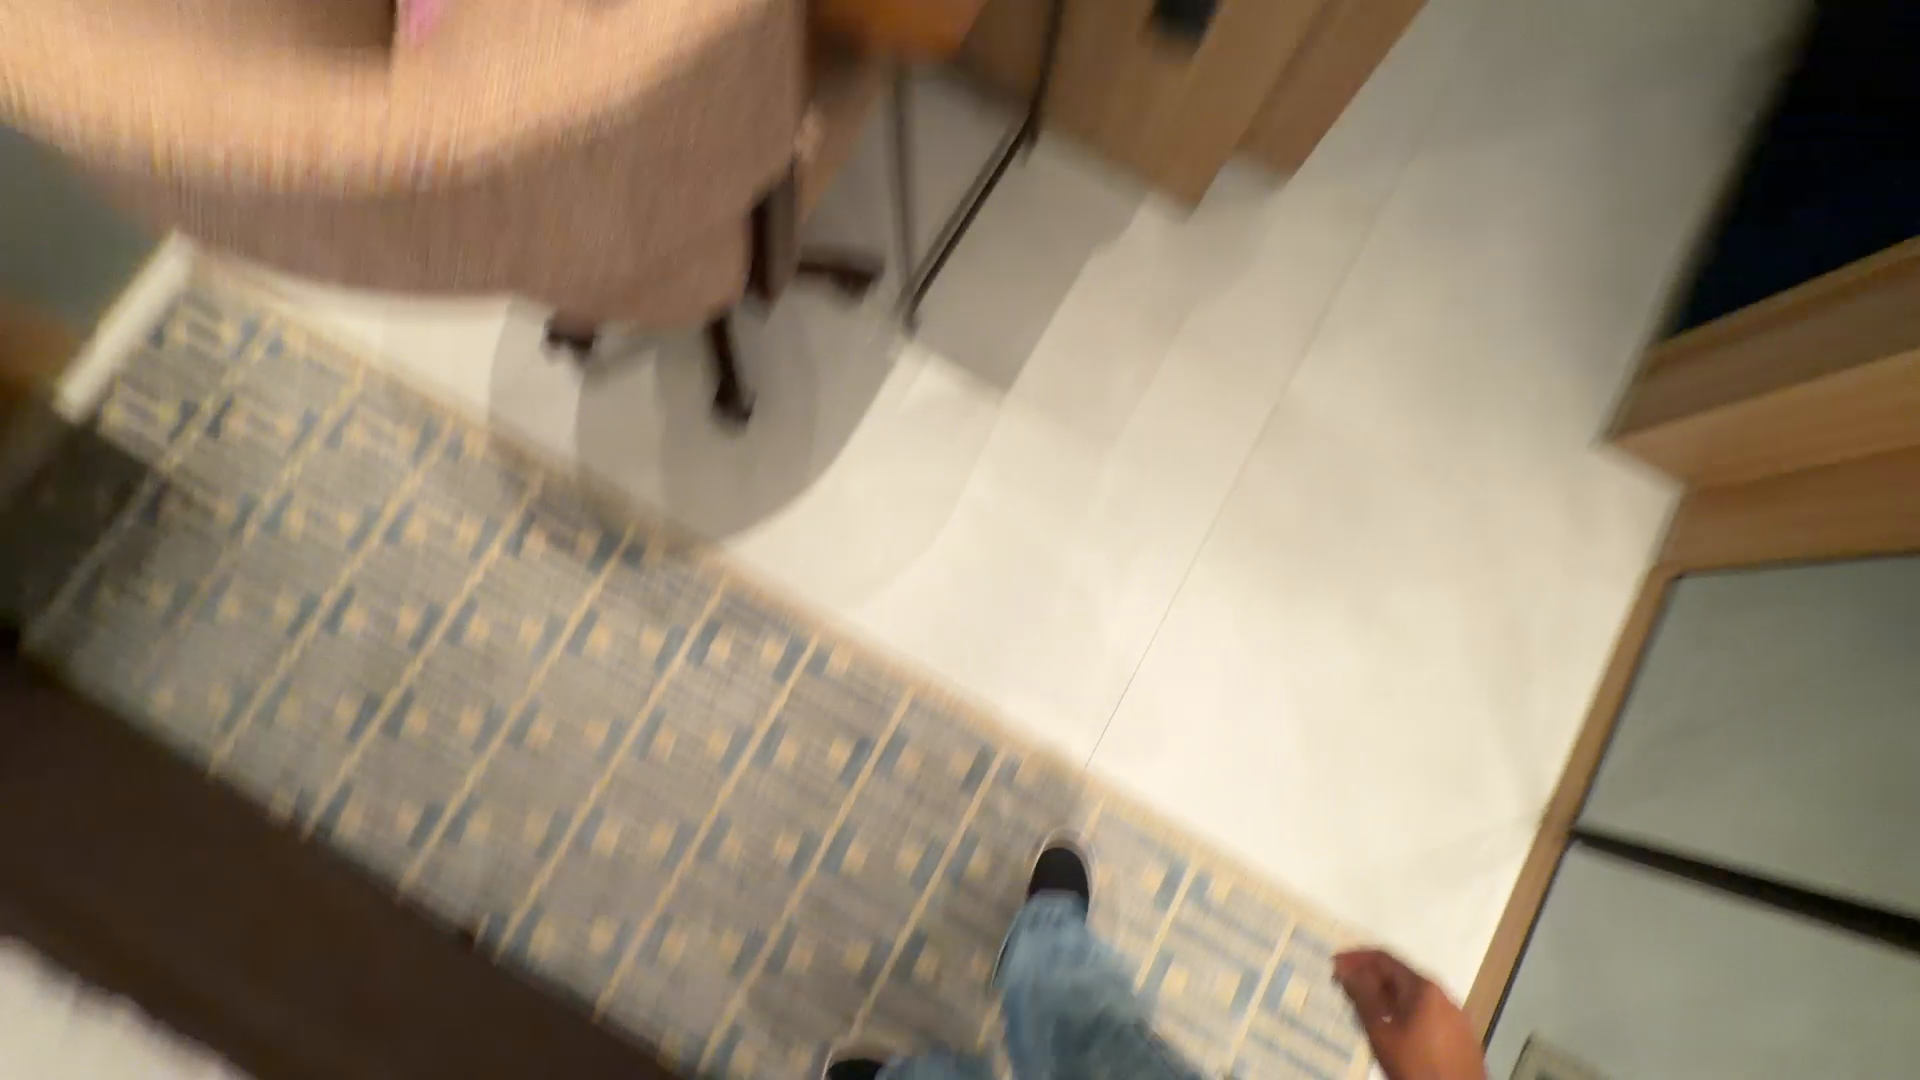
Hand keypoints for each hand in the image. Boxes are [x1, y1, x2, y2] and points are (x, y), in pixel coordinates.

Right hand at [1332, 949, 1486, 1079]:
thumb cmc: (1415, 1067)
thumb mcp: (1380, 1032)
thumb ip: (1360, 996)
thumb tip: (1344, 969)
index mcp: (1424, 988)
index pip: (1383, 959)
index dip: (1355, 958)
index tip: (1334, 965)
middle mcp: (1444, 996)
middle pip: (1399, 976)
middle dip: (1370, 978)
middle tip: (1345, 988)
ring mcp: (1457, 1018)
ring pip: (1414, 997)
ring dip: (1386, 996)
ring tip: (1365, 1009)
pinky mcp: (1463, 1038)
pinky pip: (1428, 1014)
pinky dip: (1405, 1012)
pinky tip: (1393, 1029)